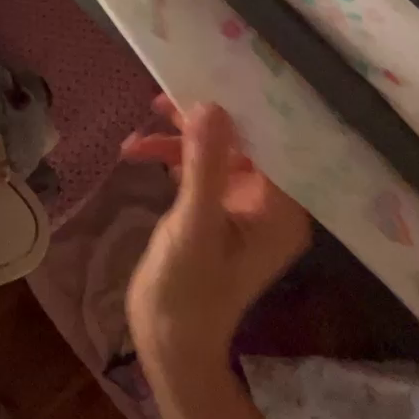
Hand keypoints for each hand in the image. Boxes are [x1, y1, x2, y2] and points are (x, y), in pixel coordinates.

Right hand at [122, 96, 312, 362]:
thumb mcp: (195, 224)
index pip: (274, 145)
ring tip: (136, 138)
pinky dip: (171, 162)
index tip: (215, 77)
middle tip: (162, 99)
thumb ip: (204, 164)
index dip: (246, 110)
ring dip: (176, 144)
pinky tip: (137, 154)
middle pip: (241, 146)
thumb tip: (210, 106)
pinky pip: (198, 174)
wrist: (167, 342)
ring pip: (214, 157)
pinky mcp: (214, 215)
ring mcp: (240, 211)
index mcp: (282, 210)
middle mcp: (269, 206)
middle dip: (201, 124)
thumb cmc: (189, 291)